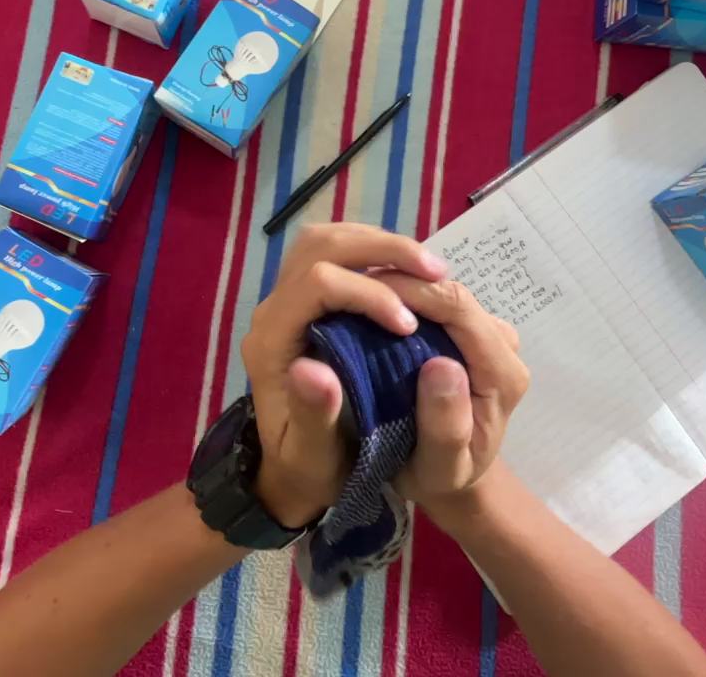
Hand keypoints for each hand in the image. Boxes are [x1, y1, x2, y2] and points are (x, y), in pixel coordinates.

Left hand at [238, 223, 449, 528]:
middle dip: (381, 249)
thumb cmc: (307, 466)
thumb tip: (314, 370)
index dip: (369, 292)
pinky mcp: (302, 295)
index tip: (410, 325)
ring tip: (428, 268)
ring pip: (327, 239)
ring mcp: (284, 297)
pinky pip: (334, 251)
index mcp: (270, 341)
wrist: (290, 466)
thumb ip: (312, 416)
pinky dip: (373, 250)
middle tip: (434, 273)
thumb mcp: (312, 457)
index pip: (318, 282)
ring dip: (379, 243)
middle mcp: (272, 309)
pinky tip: (408, 273)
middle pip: (321, 246)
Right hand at [378, 276, 529, 514]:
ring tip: (356, 291)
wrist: (451, 478)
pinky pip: (435, 302)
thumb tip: (442, 366)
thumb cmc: (440, 475)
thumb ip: (446, 423)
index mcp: (502, 372)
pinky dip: (403, 298)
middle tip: (351, 287)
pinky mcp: (468, 330)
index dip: (413, 290)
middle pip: (450, 292)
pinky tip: (372, 303)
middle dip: (401, 283)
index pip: (459, 308)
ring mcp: (486, 333)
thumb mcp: (441, 467)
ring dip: (400, 287)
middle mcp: (502, 344)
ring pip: (441, 292)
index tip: (364, 291)